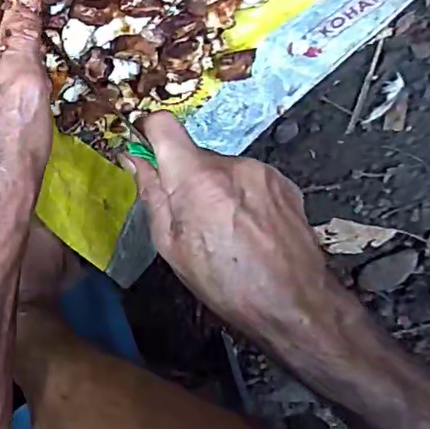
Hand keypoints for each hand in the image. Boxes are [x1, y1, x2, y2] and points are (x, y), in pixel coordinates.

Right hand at [125, 112, 344, 341]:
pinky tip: (245, 229)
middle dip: (183, 177)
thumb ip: (151, 194)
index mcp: (197, 180)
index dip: (147, 131)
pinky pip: (246, 179)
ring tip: (222, 229)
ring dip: (214, 189)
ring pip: (221, 169)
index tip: (143, 146)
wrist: (293, 303)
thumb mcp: (170, 245)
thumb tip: (135, 160)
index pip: (163, 125)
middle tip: (187, 217)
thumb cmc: (227, 283)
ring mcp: (261, 172)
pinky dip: (238, 196)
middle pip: (193, 154)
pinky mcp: (283, 182)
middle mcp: (232, 166)